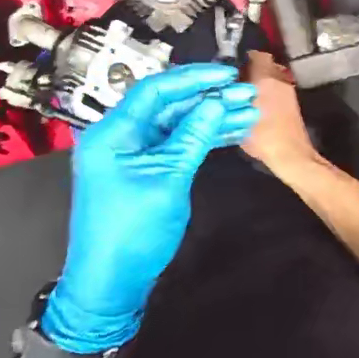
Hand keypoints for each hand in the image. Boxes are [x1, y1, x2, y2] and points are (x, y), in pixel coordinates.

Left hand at [43, 64, 258, 353]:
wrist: (109, 283)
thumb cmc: (132, 233)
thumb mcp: (168, 181)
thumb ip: (192, 138)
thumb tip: (217, 103)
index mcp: (113, 132)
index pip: (155, 90)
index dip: (194, 78)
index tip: (228, 74)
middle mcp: (120, 136)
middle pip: (168, 105)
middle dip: (209, 98)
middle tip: (248, 94)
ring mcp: (132, 154)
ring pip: (175, 124)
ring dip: (210, 117)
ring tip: (249, 112)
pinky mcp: (144, 169)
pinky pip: (174, 144)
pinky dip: (201, 138)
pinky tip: (231, 132)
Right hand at [239, 52, 320, 175]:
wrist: (292, 155)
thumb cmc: (263, 137)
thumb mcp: (239, 119)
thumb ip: (232, 101)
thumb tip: (228, 92)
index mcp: (266, 79)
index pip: (257, 55)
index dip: (245, 58)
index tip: (233, 66)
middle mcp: (280, 80)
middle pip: (266, 65)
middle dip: (252, 70)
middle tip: (236, 81)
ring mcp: (289, 92)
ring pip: (272, 78)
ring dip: (261, 82)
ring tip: (244, 94)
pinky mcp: (293, 104)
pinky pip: (277, 89)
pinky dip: (268, 93)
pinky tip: (256, 106)